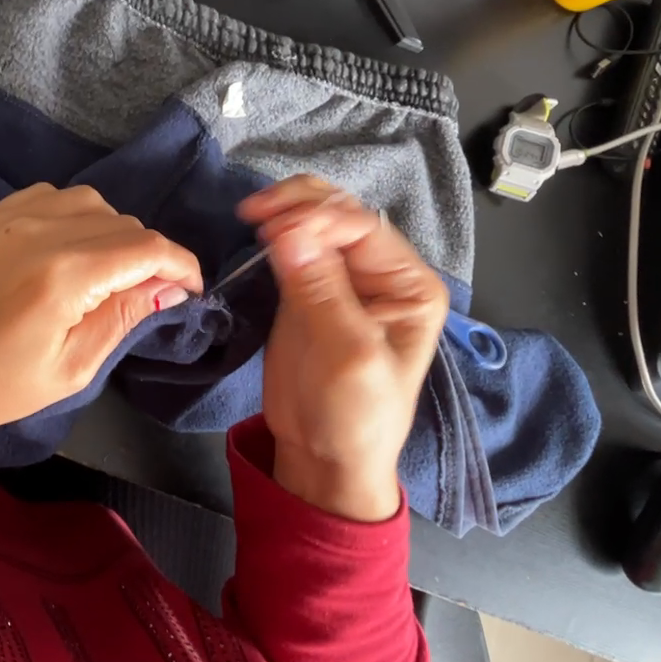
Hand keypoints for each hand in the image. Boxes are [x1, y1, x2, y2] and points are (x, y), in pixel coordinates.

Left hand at [0, 183, 203, 447]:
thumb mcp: (71, 368)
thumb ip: (124, 316)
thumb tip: (171, 286)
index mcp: (63, 275)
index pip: (147, 248)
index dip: (181, 266)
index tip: (191, 290)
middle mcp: (40, 230)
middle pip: (124, 224)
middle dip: (148, 256)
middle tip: (143, 294)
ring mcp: (11, 215)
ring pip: (92, 203)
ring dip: (112, 233)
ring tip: (104, 272)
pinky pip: (52, 197)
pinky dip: (74, 217)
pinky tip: (67, 249)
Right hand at [238, 176, 448, 521]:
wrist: (323, 457)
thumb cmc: (354, 415)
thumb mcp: (347, 355)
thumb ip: (321, 290)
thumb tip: (288, 231)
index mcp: (408, 285)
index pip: (363, 227)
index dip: (319, 219)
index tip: (273, 229)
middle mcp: (380, 272)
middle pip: (340, 212)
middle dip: (299, 204)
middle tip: (255, 214)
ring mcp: (342, 277)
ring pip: (314, 219)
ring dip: (284, 209)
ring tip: (252, 215)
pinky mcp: (306, 286)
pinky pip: (292, 243)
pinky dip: (274, 229)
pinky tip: (255, 228)